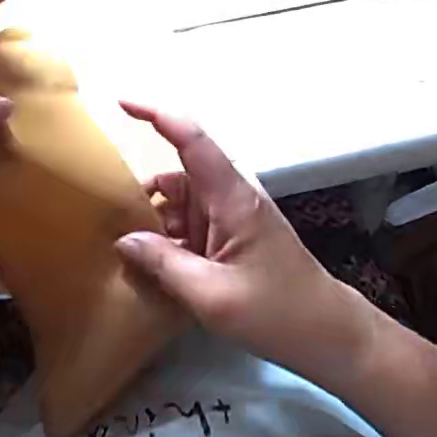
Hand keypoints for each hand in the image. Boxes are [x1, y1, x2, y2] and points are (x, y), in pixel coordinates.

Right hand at [115, 102, 382, 386]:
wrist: (327, 334)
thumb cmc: (276, 311)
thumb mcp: (212, 296)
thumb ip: (163, 264)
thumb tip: (123, 239)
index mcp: (230, 196)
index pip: (190, 139)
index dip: (156, 114)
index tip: (122, 103)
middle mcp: (228, 195)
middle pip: (175, 175)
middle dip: (142, 193)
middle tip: (109, 221)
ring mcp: (228, 214)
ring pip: (177, 202)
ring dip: (153, 221)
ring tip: (125, 251)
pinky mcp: (228, 233)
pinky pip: (187, 224)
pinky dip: (166, 238)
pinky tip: (150, 266)